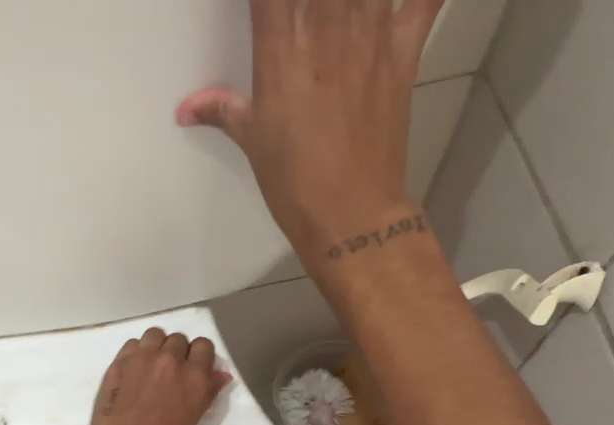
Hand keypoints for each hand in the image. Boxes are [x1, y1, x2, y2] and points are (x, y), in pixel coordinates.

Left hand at [80, 328, 230, 424]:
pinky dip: (135, 352)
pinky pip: (132, 343)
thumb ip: (209, 392)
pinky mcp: (120, 362)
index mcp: (195, 377)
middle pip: (179, 338)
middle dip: (176, 352)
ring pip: (155, 334)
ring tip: (150, 365)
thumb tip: (222, 375)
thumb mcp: (193, 419)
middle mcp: (171, 361)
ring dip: (156, 346)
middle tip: (168, 372)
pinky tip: (132, 370)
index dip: (198, 355)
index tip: (191, 366)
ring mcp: (143, 358)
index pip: (204, 345)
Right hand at [176, 0, 445, 266]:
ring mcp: (369, 42)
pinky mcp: (404, 56)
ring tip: (343, 6)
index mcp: (280, 58)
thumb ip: (223, 110)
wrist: (351, 215)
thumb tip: (187, 107)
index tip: (266, 5)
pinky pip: (426, 2)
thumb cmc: (295, 183)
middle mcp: (326, 37)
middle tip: (312, 8)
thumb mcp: (253, 143)